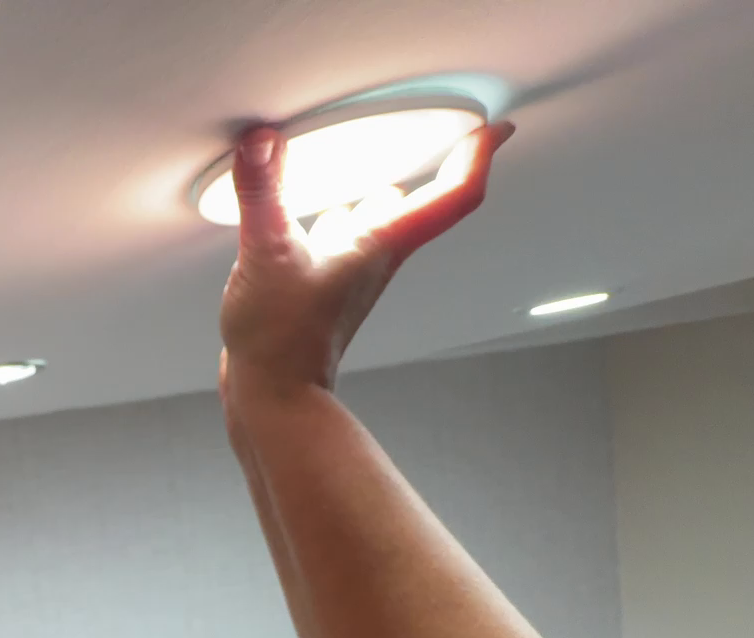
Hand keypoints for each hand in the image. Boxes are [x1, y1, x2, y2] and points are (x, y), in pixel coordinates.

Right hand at [218, 120, 514, 411]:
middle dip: (424, 171)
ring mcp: (344, 281)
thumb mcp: (266, 255)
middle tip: (436, 139)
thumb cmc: (281, 340)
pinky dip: (329, 229)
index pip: (453, 194)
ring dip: (370, 200)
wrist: (270, 395)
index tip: (494, 127)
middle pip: (414, 209)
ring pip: (372, 230)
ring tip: (362, 171)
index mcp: (379, 244)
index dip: (477, 155)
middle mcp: (370, 261)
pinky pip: (334, 250)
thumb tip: (259, 143)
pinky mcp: (316, 296)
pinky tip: (301, 226)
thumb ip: (262, 195)